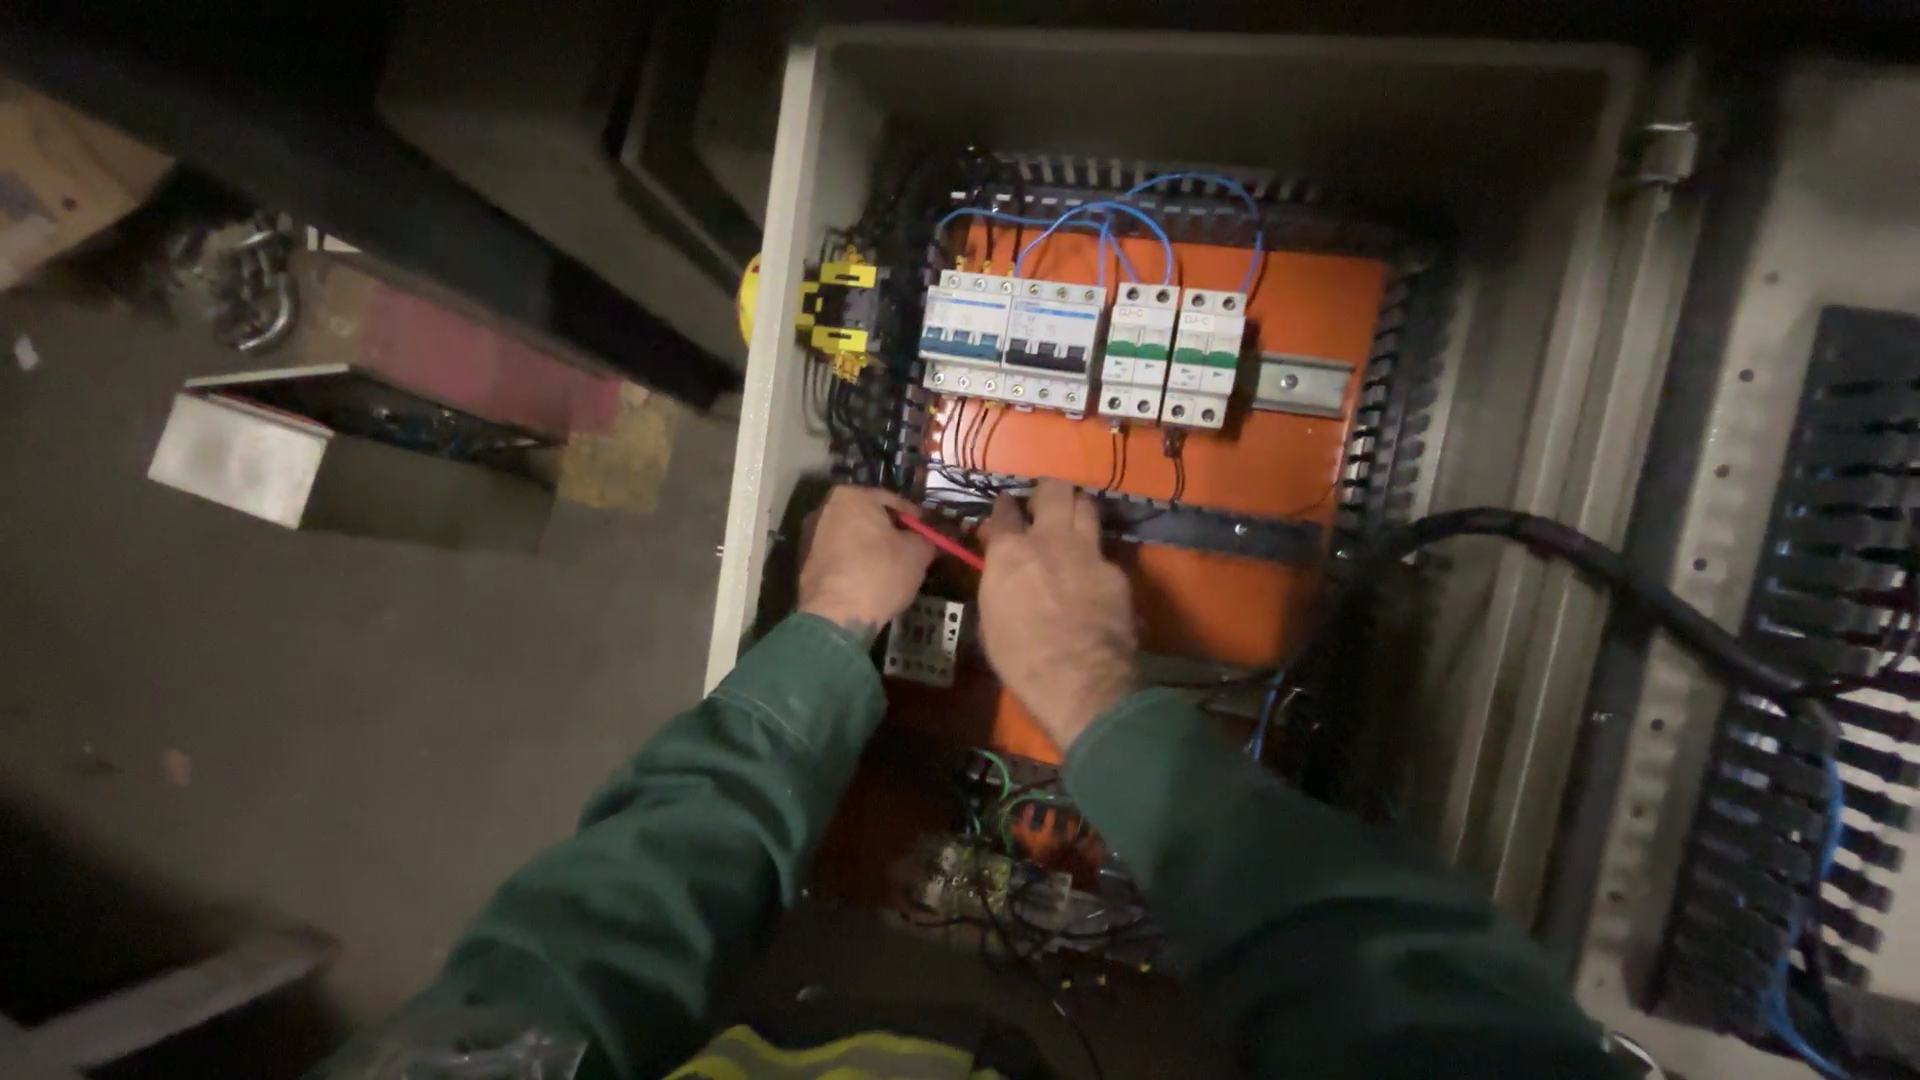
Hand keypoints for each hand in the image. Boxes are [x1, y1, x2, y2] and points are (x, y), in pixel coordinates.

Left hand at [798, 486, 935, 641]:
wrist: (836, 615)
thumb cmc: (880, 572)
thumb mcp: (917, 553)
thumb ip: (928, 539)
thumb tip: (935, 538)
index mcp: (851, 496)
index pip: (895, 501)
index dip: (917, 520)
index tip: (930, 536)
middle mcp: (826, 509)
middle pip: (870, 518)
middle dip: (892, 532)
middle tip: (912, 551)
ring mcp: (811, 536)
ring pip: (854, 537)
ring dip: (872, 548)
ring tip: (893, 568)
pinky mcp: (806, 563)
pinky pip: (840, 556)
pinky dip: (856, 563)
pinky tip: (871, 580)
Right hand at [978, 480, 1136, 748]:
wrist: (1078, 676)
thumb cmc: (1020, 656)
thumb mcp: (990, 618)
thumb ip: (998, 584)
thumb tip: (1002, 575)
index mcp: (1010, 551)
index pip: (1004, 510)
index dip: (1004, 507)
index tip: (1006, 510)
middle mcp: (1049, 539)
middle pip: (1053, 490)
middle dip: (1047, 492)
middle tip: (1043, 505)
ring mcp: (1088, 551)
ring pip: (1086, 506)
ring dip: (1077, 508)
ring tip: (1073, 520)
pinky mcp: (1116, 571)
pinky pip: (1105, 552)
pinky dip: (1097, 557)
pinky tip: (1095, 573)